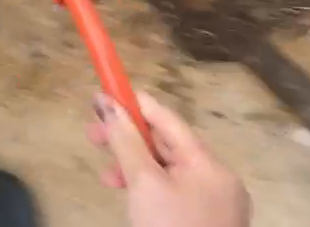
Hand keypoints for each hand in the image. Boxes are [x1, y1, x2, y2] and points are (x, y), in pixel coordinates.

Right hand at [87, 91, 251, 226]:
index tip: (98, 95)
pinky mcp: (205, 220)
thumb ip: (124, 138)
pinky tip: (125, 190)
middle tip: (92, 135)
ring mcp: (214, 202)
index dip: (131, 103)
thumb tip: (106, 101)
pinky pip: (172, 188)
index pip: (165, 117)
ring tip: (105, 171)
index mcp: (208, 164)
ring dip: (132, 161)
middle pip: (165, 142)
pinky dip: (146, 183)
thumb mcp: (142, 182)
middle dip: (127, 136)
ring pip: (165, 166)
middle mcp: (217, 178)